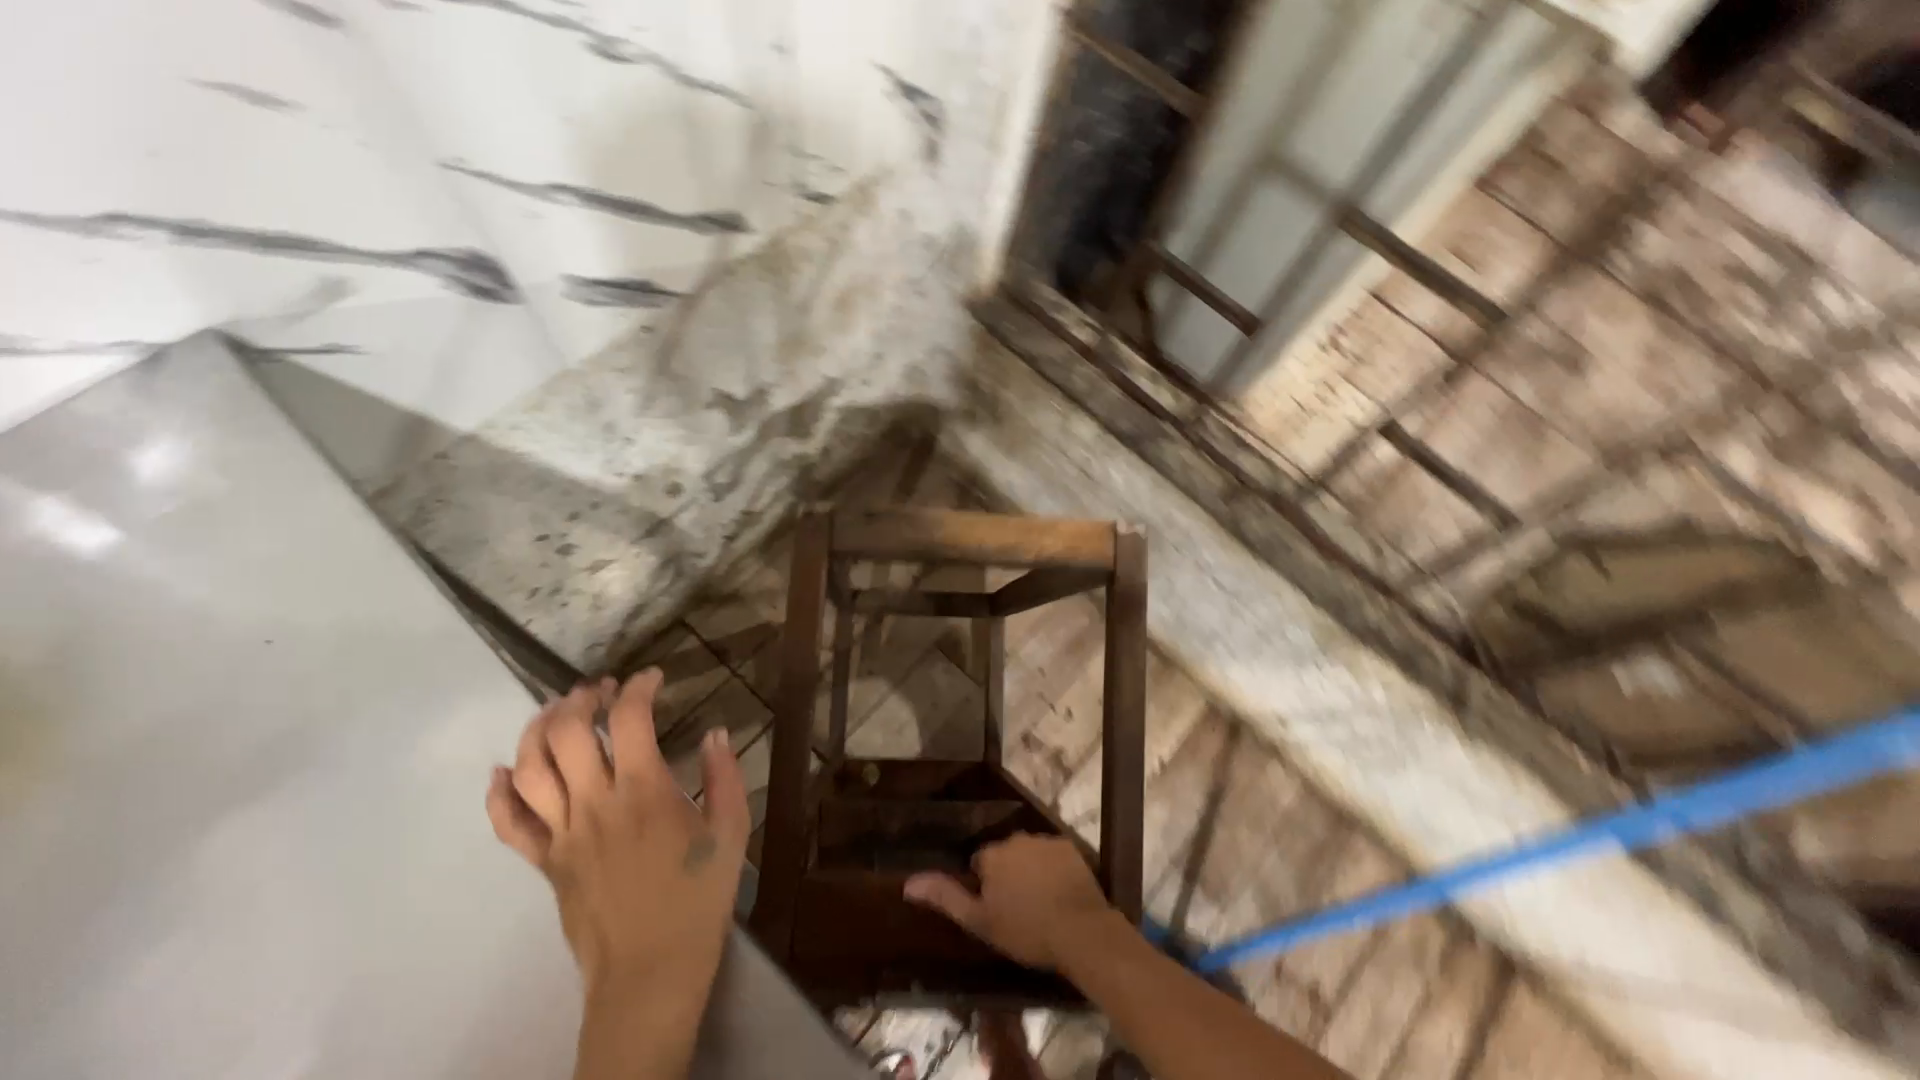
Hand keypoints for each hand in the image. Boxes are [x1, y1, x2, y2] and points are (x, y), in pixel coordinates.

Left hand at [486, 670, 749, 995]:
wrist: (651, 970)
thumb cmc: (698, 900)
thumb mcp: (732, 835)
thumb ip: (725, 779)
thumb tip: (716, 734)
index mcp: (644, 792)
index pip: (629, 719)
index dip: (639, 688)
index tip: (652, 679)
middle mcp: (595, 803)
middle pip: (567, 732)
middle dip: (581, 699)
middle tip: (601, 691)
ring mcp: (562, 833)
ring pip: (529, 767)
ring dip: (537, 730)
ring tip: (556, 713)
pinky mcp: (545, 862)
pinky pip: (508, 824)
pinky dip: (498, 793)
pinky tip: (502, 771)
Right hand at [902, 833, 1115, 970]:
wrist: (1081, 932)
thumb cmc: (1025, 930)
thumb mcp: (979, 920)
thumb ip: (945, 897)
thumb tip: (908, 883)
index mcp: (992, 855)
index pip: (979, 864)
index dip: (985, 889)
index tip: (997, 912)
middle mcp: (1017, 839)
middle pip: (1005, 856)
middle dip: (1008, 876)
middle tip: (1019, 911)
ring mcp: (1047, 841)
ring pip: (1030, 855)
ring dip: (1031, 871)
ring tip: (1042, 905)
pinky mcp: (1072, 848)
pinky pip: (1054, 856)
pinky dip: (1054, 870)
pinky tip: (1060, 894)